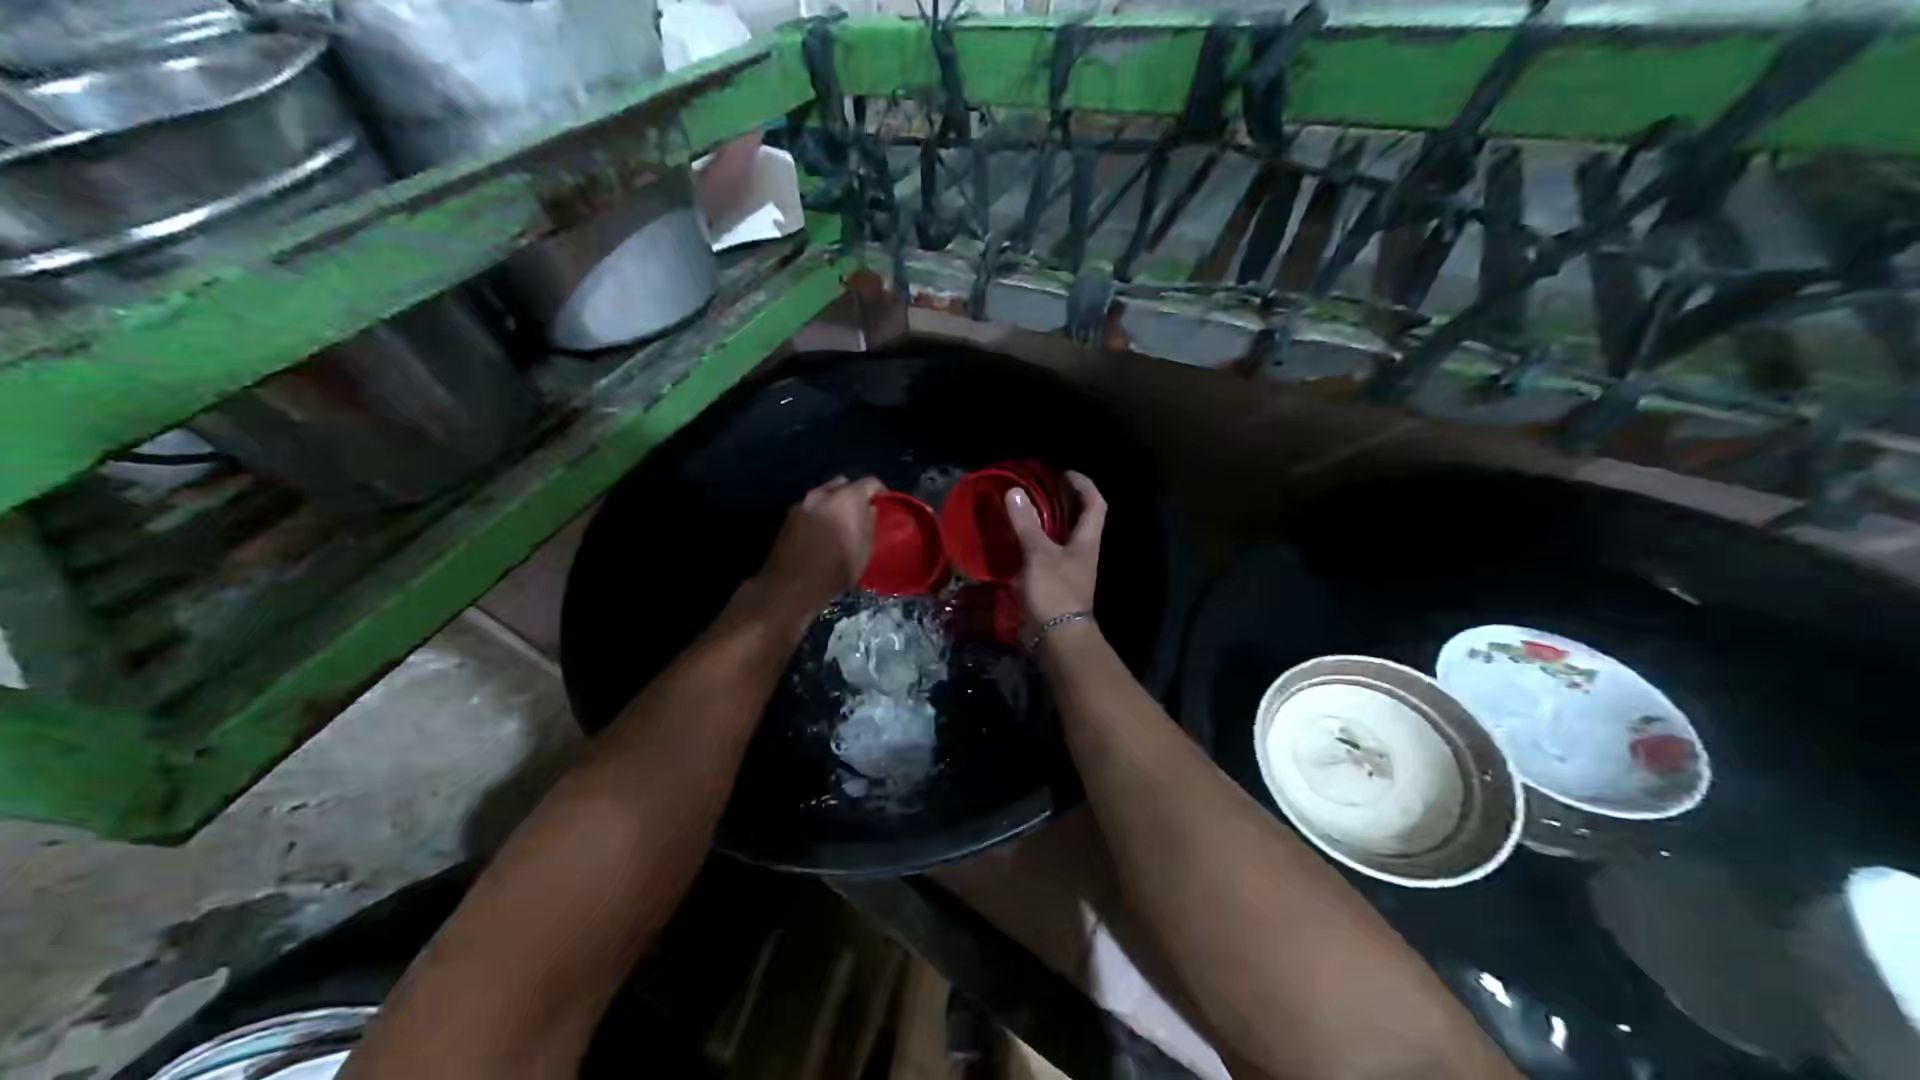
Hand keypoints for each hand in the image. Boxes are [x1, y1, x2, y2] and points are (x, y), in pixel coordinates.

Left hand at [753, 476, 884, 630]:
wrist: (792, 585)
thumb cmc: (835, 570)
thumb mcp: (865, 551)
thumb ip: (869, 524)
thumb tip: (869, 510)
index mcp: (846, 498)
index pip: (870, 482)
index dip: (880, 491)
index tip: (884, 503)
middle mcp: (822, 494)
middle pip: (844, 483)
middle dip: (854, 492)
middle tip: (861, 510)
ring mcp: (803, 503)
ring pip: (824, 493)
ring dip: (835, 501)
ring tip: (841, 520)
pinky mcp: (788, 516)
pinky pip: (810, 505)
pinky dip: (820, 511)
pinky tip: (822, 529)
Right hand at [1004, 470, 1105, 627]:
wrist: (1057, 638)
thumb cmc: (1055, 592)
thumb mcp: (1039, 554)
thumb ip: (1026, 523)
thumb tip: (1015, 492)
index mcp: (1087, 541)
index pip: (1095, 503)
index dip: (1084, 484)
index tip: (1064, 472)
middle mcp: (1081, 553)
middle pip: (1077, 520)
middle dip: (1060, 502)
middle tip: (1036, 489)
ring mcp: (1068, 570)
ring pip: (1058, 539)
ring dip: (1042, 524)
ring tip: (1021, 512)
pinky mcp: (1052, 585)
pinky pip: (1042, 557)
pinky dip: (1029, 547)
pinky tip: (1011, 543)